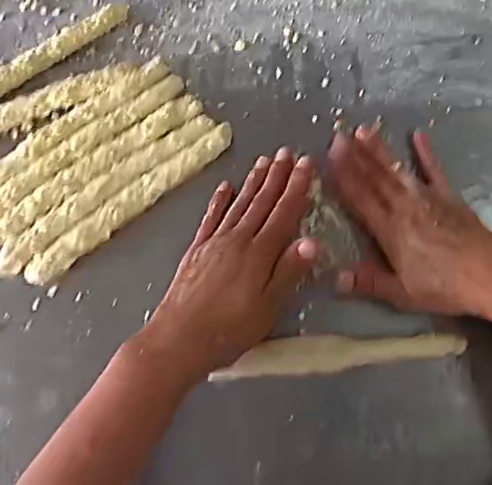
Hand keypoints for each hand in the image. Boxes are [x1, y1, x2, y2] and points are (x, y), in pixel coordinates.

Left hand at [135, 148, 318, 379]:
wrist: (178, 339)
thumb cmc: (228, 331)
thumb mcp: (267, 309)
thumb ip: (288, 272)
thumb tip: (313, 241)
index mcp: (259, 253)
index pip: (284, 212)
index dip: (297, 187)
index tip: (305, 164)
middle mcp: (238, 239)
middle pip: (262, 201)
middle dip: (277, 175)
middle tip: (287, 152)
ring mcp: (216, 241)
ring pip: (240, 203)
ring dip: (254, 181)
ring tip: (264, 161)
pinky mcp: (198, 248)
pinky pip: (212, 217)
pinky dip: (221, 200)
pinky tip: (226, 187)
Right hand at [326, 126, 491, 316]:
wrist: (488, 273)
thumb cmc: (444, 286)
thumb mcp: (403, 293)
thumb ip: (368, 282)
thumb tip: (333, 277)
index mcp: (389, 229)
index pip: (360, 198)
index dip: (343, 176)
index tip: (329, 156)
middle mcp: (403, 206)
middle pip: (374, 178)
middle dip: (354, 156)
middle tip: (338, 135)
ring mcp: (426, 197)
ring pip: (396, 169)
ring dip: (379, 149)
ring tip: (363, 130)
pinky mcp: (447, 195)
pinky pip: (433, 170)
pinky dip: (425, 153)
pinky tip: (418, 135)